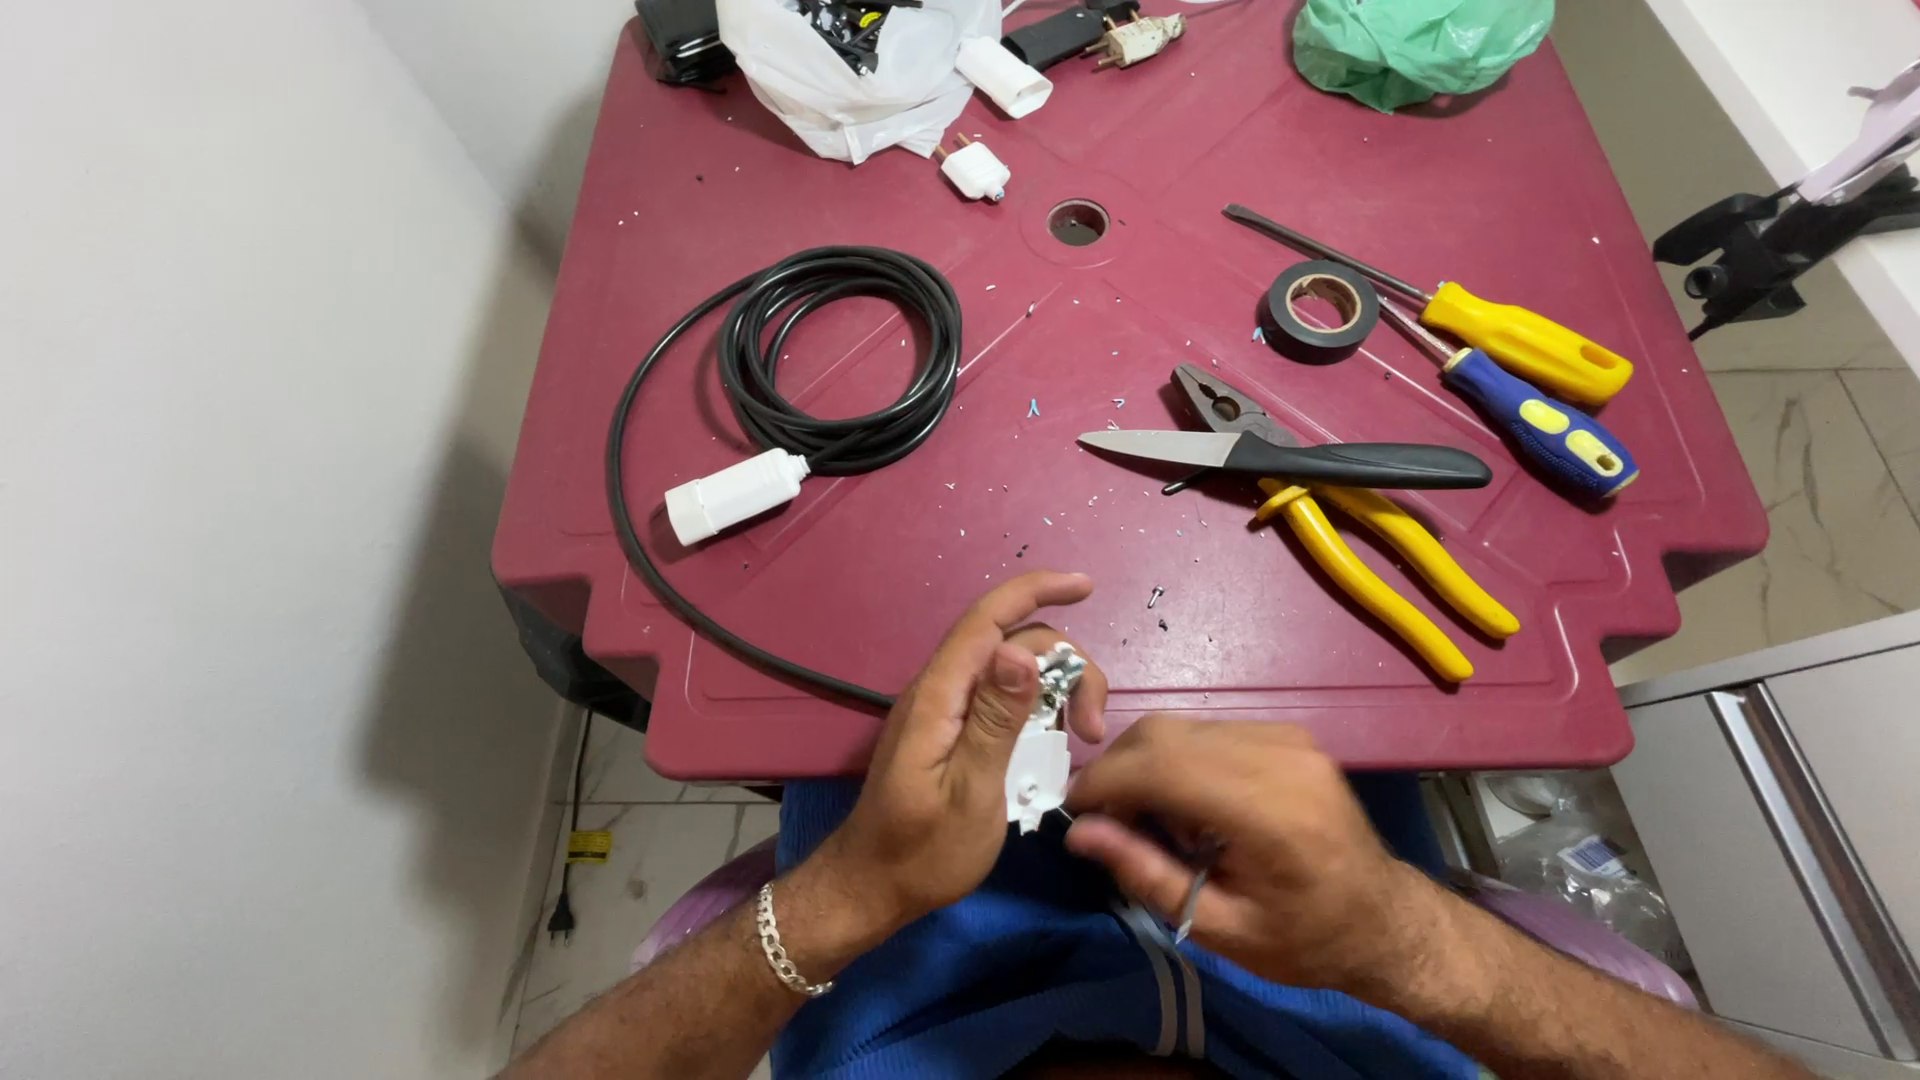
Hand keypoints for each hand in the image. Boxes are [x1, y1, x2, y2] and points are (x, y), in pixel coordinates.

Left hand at [812, 572, 1108, 931]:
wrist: (872, 886)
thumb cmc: (923, 852)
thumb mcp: (971, 793)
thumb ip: (996, 721)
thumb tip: (1022, 652)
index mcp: (940, 694)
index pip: (988, 619)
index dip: (1036, 590)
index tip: (1085, 586)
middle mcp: (941, 688)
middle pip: (1011, 641)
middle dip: (1065, 664)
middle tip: (1093, 727)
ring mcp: (945, 706)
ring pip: (1010, 666)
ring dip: (1057, 684)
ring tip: (1084, 734)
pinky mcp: (951, 727)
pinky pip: (1001, 693)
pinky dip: (1038, 702)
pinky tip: (1056, 734)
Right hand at [1062, 717, 1450, 1002]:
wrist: (1388, 921)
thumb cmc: (1306, 940)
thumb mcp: (1223, 928)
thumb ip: (1147, 875)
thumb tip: (1079, 833)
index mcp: (1271, 813)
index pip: (1162, 767)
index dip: (1104, 781)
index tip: (1072, 809)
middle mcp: (1279, 756)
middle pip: (1163, 734)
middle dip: (1117, 770)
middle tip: (1106, 819)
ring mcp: (1285, 737)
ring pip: (1178, 726)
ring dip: (1144, 764)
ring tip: (1152, 819)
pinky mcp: (1285, 732)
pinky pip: (1204, 729)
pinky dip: (1175, 758)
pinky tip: (1187, 802)